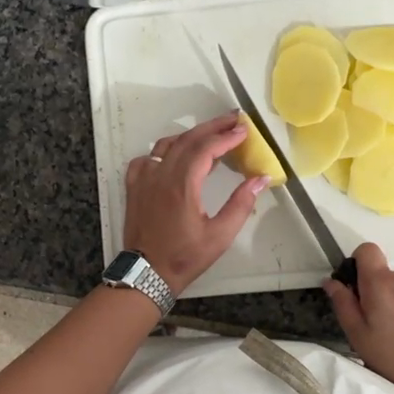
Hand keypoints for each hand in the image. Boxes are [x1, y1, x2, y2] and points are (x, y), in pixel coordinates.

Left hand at [123, 112, 267, 292]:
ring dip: (189, 136)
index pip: (205, 149)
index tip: (244, 131)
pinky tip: (174, 155)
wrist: (147, 272)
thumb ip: (241, 204)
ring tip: (209, 134)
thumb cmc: (185, 257)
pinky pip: (146, 159)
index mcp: (181, 186)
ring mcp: (143, 180)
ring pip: (166, 145)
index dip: (226, 137)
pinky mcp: (134, 188)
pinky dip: (163, 151)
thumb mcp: (220, 235)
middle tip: (233, 120)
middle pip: (186, 140)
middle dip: (211, 127)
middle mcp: (160, 176)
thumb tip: (260, 179)